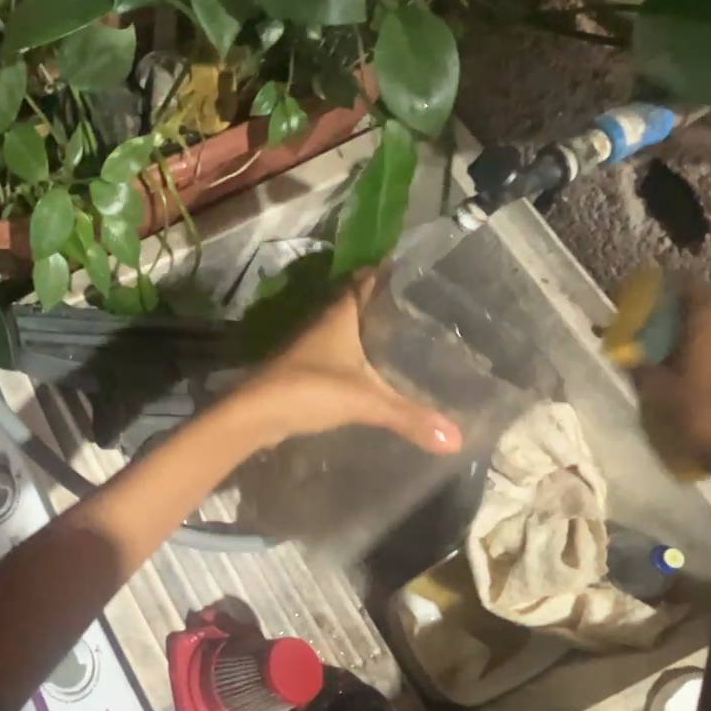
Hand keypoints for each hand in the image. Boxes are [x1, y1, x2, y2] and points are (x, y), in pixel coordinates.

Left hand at [229, 272, 462, 453]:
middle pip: (357, 306)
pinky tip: (373, 373)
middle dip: (386, 306)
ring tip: (405, 338)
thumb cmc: (308, 391)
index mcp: (338, 316)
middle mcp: (323, 325)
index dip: (387, 272)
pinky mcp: (303, 372)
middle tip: (423, 308)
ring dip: (369, 334)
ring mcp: (310, 349)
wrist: (254, 415)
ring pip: (346, 333)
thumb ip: (409, 416)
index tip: (417, 270)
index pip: (366, 281)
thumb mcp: (365, 401)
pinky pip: (337, 358)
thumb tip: (456, 440)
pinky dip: (355, 360)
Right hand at [634, 285, 710, 482]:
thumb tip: (626, 350)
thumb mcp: (658, 392)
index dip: (655, 296)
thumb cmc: (708, 415)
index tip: (634, 312)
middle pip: (704, 309)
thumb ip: (640, 364)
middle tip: (651, 343)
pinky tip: (705, 382)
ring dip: (701, 342)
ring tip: (677, 367)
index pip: (682, 285)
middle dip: (677, 323)